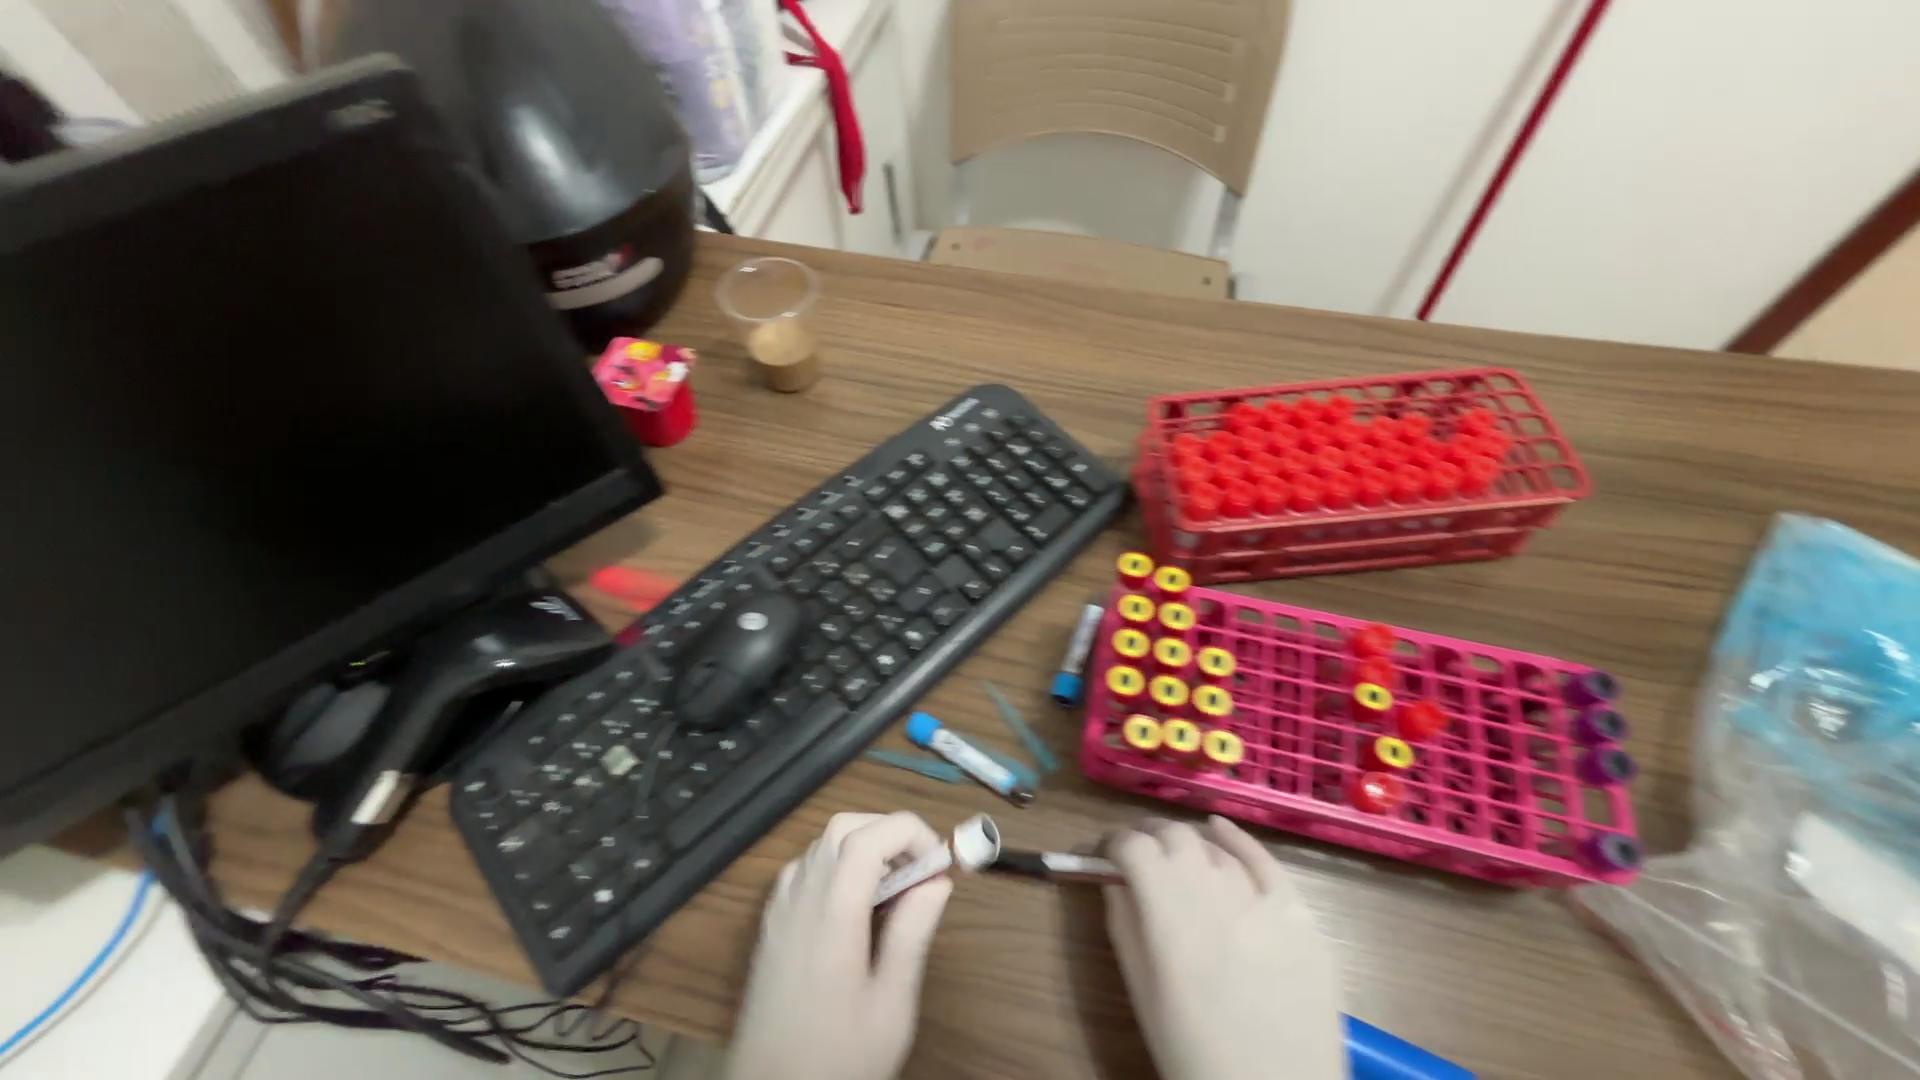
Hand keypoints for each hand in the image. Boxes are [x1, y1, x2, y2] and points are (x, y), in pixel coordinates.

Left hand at [725, 812, 952, 1079]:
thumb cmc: (838, 1058)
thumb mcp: (890, 1006)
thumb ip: (912, 935)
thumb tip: (937, 881)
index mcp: (831, 915)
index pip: (868, 837)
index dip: (910, 832)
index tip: (939, 864)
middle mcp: (799, 898)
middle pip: (843, 828)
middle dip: (889, 832)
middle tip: (921, 871)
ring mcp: (779, 908)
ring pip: (823, 845)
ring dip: (864, 847)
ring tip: (896, 891)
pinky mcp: (771, 923)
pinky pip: (806, 869)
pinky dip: (838, 865)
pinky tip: (857, 905)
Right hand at [1105, 816, 1344, 1079]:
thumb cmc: (1194, 1051)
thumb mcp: (1142, 991)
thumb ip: (1124, 924)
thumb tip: (1114, 876)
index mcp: (1168, 918)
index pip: (1133, 846)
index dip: (1112, 842)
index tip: (1104, 853)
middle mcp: (1213, 894)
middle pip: (1173, 835)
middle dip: (1147, 836)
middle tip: (1137, 854)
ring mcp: (1262, 899)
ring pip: (1213, 845)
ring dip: (1186, 843)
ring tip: (1174, 856)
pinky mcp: (1298, 913)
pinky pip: (1265, 859)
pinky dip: (1237, 838)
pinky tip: (1219, 829)